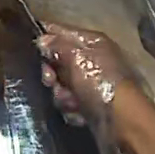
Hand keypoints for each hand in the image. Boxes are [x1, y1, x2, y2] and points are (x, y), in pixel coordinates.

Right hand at [38, 22, 138, 153]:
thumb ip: (55, 45)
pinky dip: (71, 108)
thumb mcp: (75, 57)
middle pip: (58, 60)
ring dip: (61, 94)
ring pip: (61, 85)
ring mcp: (93, 83)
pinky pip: (70, 102)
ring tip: (70, 101)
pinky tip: (78, 112)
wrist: (123, 122)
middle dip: (51, 73)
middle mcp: (93, 59)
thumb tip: (42, 40)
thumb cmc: (99, 82)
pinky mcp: (92, 105)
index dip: (44, 37)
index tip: (31, 47)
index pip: (60, 31)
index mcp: (91, 41)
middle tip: (50, 81)